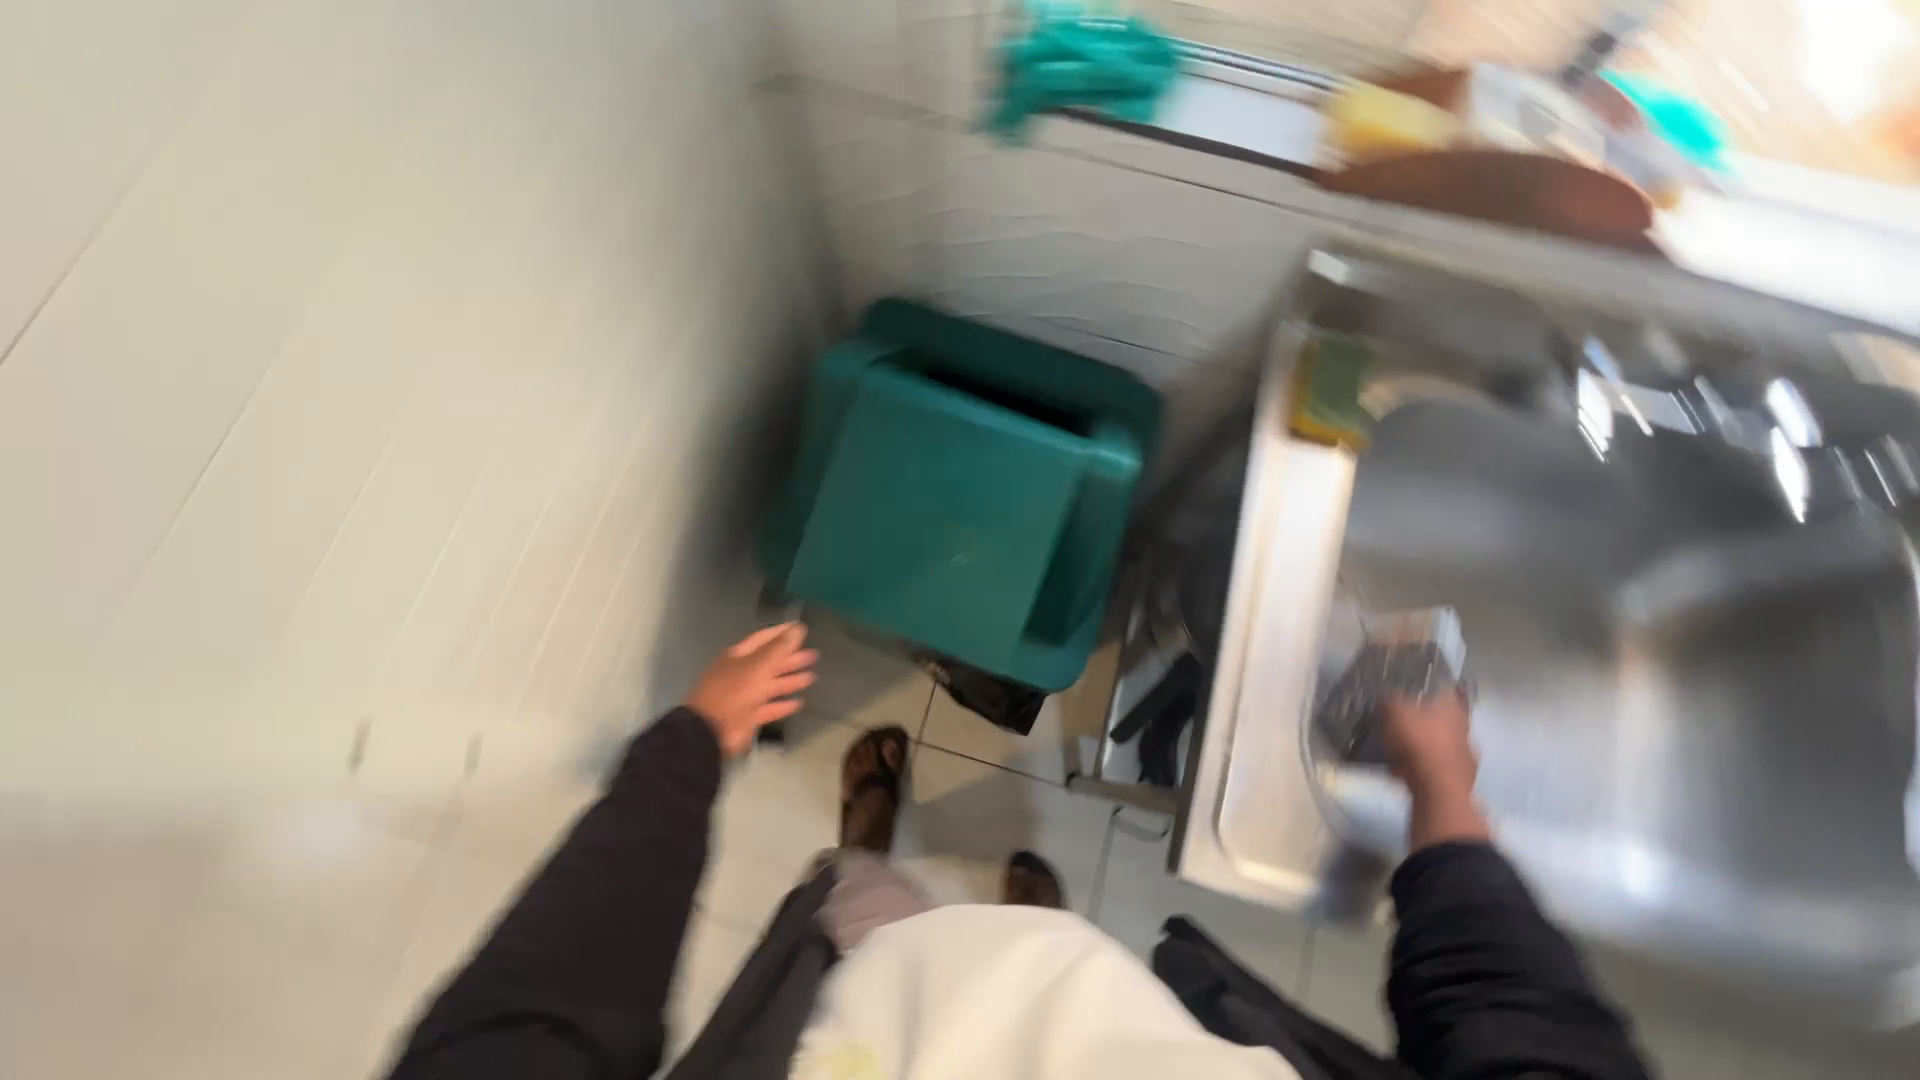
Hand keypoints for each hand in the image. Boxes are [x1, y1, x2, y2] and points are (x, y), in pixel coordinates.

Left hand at [685, 623, 817, 756]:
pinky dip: (783, 705)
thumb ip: (780, 648)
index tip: (801, 629)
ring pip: (771, 685)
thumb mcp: (758, 666)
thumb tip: (799, 627)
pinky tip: (799, 702)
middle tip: (814, 655)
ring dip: (791, 681)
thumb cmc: (733, 691)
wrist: (710, 730)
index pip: (763, 639)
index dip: (782, 633)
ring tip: (812, 676)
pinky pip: (769, 708)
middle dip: (791, 658)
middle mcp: (742, 673)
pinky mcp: (748, 716)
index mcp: (739, 656)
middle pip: (770, 662)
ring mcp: (744, 696)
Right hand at [1380, 691, 1489, 848]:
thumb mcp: (1393, 712)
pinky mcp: (1462, 776)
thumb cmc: (1417, 741)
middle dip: (1425, 719)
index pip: (1447, 689)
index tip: (1417, 690)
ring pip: (1442, 742)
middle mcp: (1465, 726)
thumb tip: (1387, 699)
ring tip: (1401, 747)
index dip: (1432, 688)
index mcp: (1452, 706)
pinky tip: (1407, 769)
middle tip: (1402, 720)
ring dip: (1426, 744)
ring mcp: (1467, 752)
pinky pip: (1439, 765)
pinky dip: (1425, 765)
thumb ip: (1389, 702)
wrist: (1438, 788)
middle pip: (1444, 717)